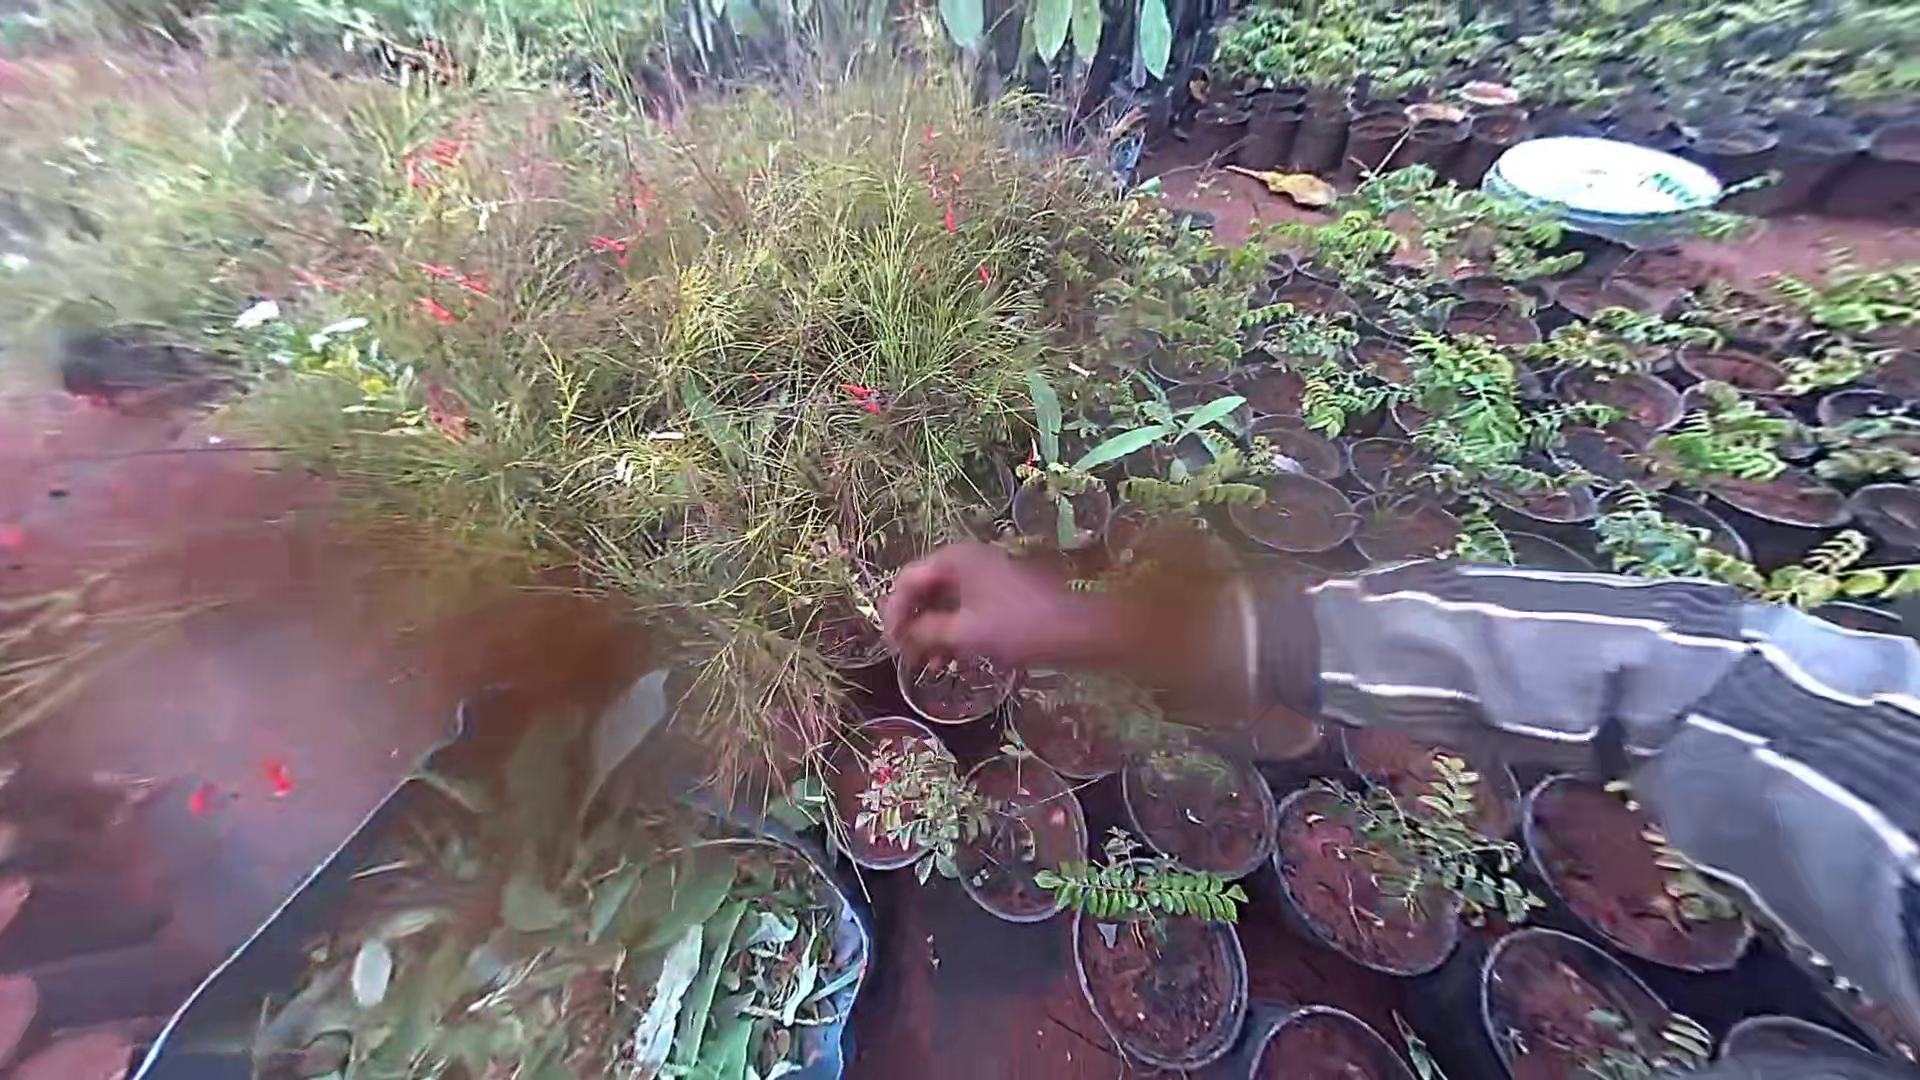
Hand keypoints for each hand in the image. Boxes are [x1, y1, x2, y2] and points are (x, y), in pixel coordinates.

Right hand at [883, 544, 1113, 668]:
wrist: (1077, 629)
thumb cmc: (1019, 626)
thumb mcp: (964, 633)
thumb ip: (925, 633)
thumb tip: (902, 637)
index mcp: (954, 559)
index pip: (907, 579)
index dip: (893, 612)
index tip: (889, 644)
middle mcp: (966, 561)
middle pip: (924, 590)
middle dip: (913, 624)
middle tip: (904, 656)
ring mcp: (984, 576)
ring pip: (945, 603)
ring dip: (933, 633)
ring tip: (927, 666)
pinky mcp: (999, 594)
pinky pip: (964, 610)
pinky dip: (954, 633)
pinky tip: (950, 662)